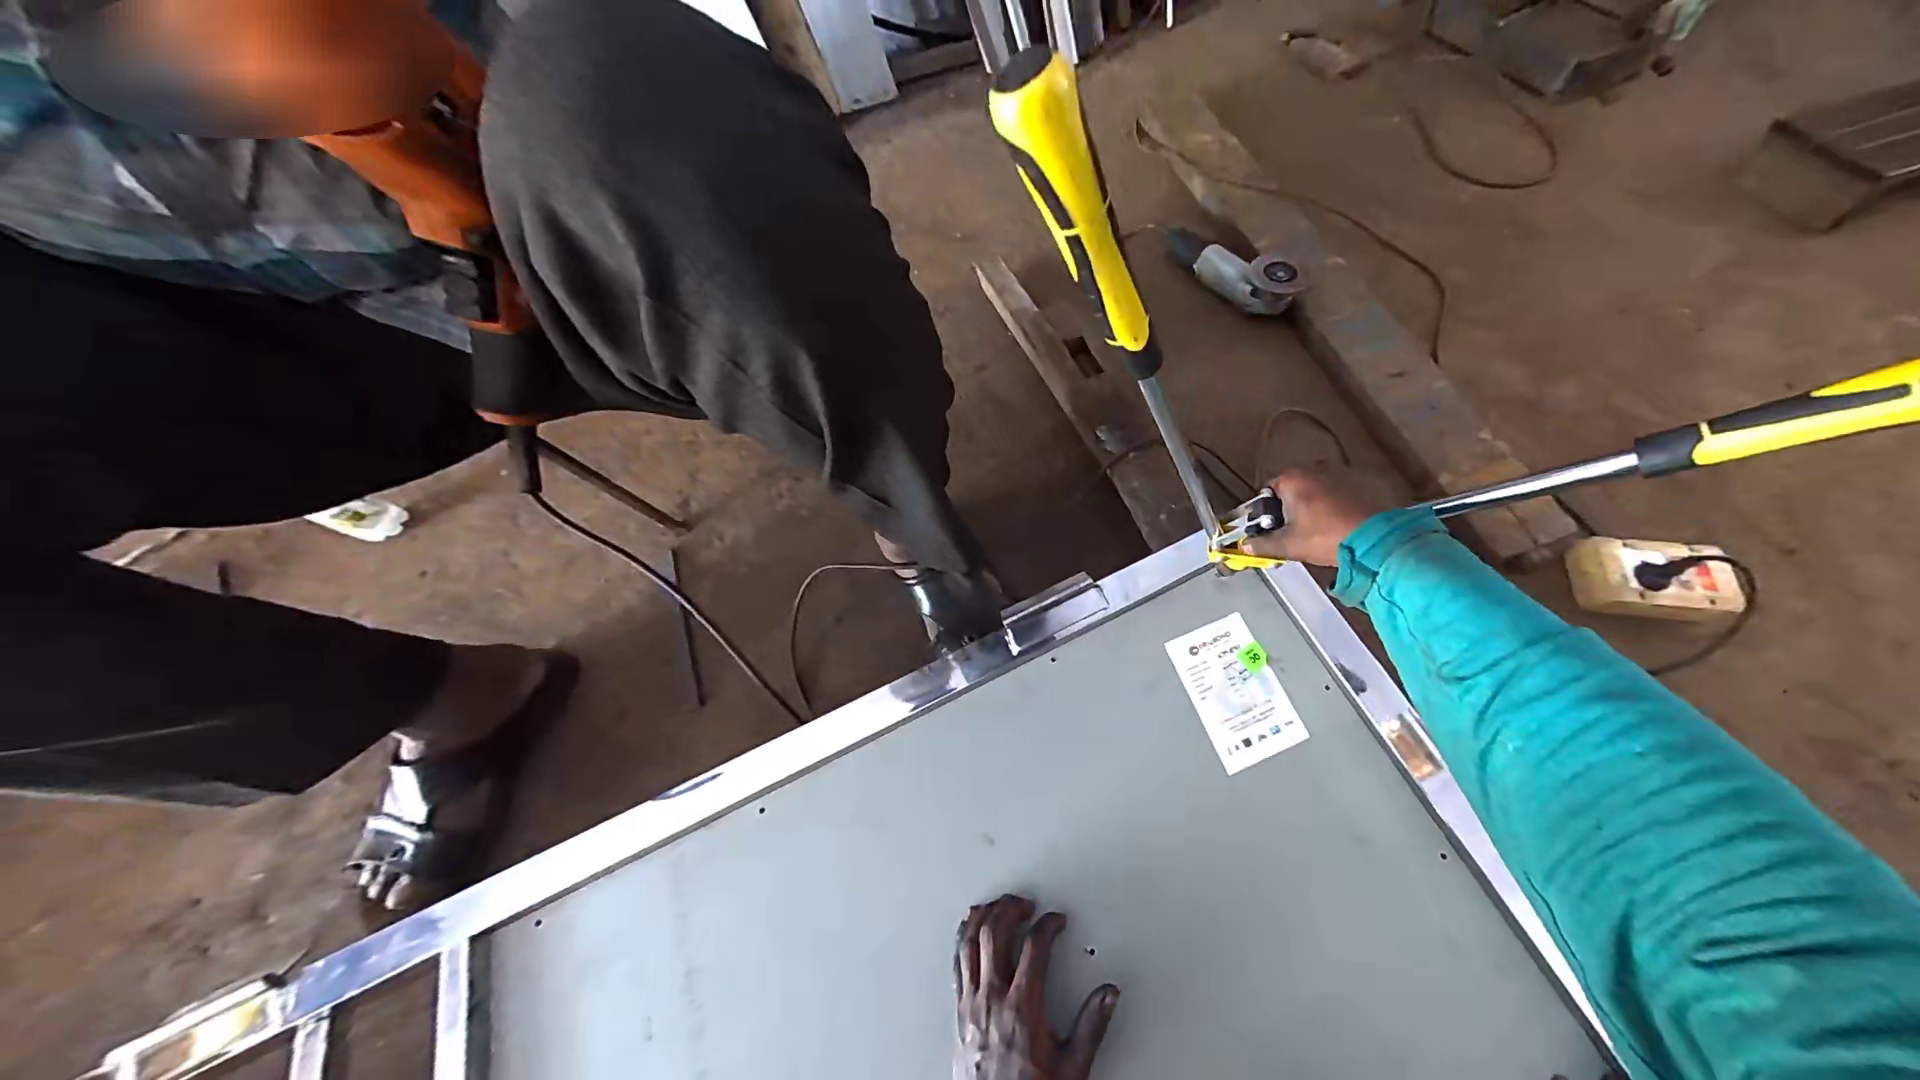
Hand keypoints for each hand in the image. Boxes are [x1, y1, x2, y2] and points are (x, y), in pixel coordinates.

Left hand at [954, 895, 1119, 1079]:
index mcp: (1022, 1008)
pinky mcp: (959, 1009)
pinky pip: (957, 961)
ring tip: (998, 904)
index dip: (1048, 924)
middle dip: (1011, 908)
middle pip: (996, 932)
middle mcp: (992, 998)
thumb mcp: (1071, 1068)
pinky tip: (969, 926)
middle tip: (1027, 904)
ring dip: (985, 915)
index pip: (1034, 947)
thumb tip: (1108, 994)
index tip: (1057, 920)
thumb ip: (1091, 1026)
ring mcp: (972, 1001)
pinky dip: (963, 936)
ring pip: (971, 941)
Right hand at [1242, 466, 1394, 566]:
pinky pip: (1333, 495)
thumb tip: (1245, 546)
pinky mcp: (1358, 483)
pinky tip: (1333, 527)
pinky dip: (1329, 508)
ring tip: (1314, 533)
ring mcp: (1338, 474)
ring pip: (1313, 493)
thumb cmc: (1326, 537)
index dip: (1266, 514)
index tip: (1270, 530)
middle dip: (1288, 510)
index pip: (1267, 493)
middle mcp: (1314, 469)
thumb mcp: (1287, 545)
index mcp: (1291, 478)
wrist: (1375, 541)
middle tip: (1291, 534)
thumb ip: (1261, 544)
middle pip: (1290, 491)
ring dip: (1309, 509)